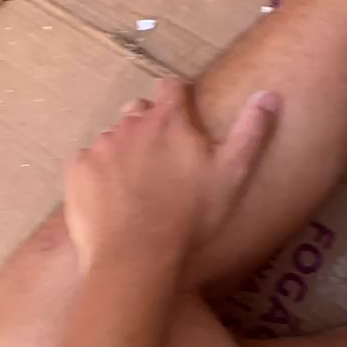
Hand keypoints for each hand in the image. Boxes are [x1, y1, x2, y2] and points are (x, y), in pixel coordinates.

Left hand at [63, 79, 279, 274]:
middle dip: (150, 124)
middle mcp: (131, 124)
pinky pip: (88, 162)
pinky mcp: (77, 172)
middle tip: (163, 158)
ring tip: (136, 183)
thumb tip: (269, 93)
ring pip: (113, 136)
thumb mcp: (233, 173)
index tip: (184, 116)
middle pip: (139, 110)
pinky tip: (111, 199)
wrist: (135, 259)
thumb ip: (251, 130)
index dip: (178, 97)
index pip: (171, 86)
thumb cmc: (191, 216)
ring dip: (124, 150)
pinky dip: (99, 173)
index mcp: (169, 119)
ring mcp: (100, 147)